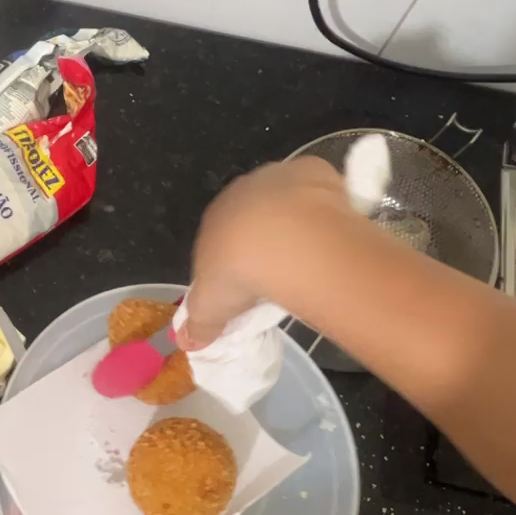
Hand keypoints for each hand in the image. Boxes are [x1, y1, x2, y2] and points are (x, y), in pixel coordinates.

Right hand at [181, 156, 350, 349]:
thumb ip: (199, 324)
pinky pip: (317, 188)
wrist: (283, 240)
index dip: (234, 261)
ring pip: (284, 200)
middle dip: (263, 239)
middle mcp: (240, 193)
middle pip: (251, 217)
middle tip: (280, 271)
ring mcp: (277, 179)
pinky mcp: (311, 172)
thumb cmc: (237, 272)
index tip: (249, 284)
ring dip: (292, 220)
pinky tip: (328, 228)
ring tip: (308, 254)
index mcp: (212, 221)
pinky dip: (323, 204)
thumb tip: (186, 342)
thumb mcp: (210, 308)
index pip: (220, 239)